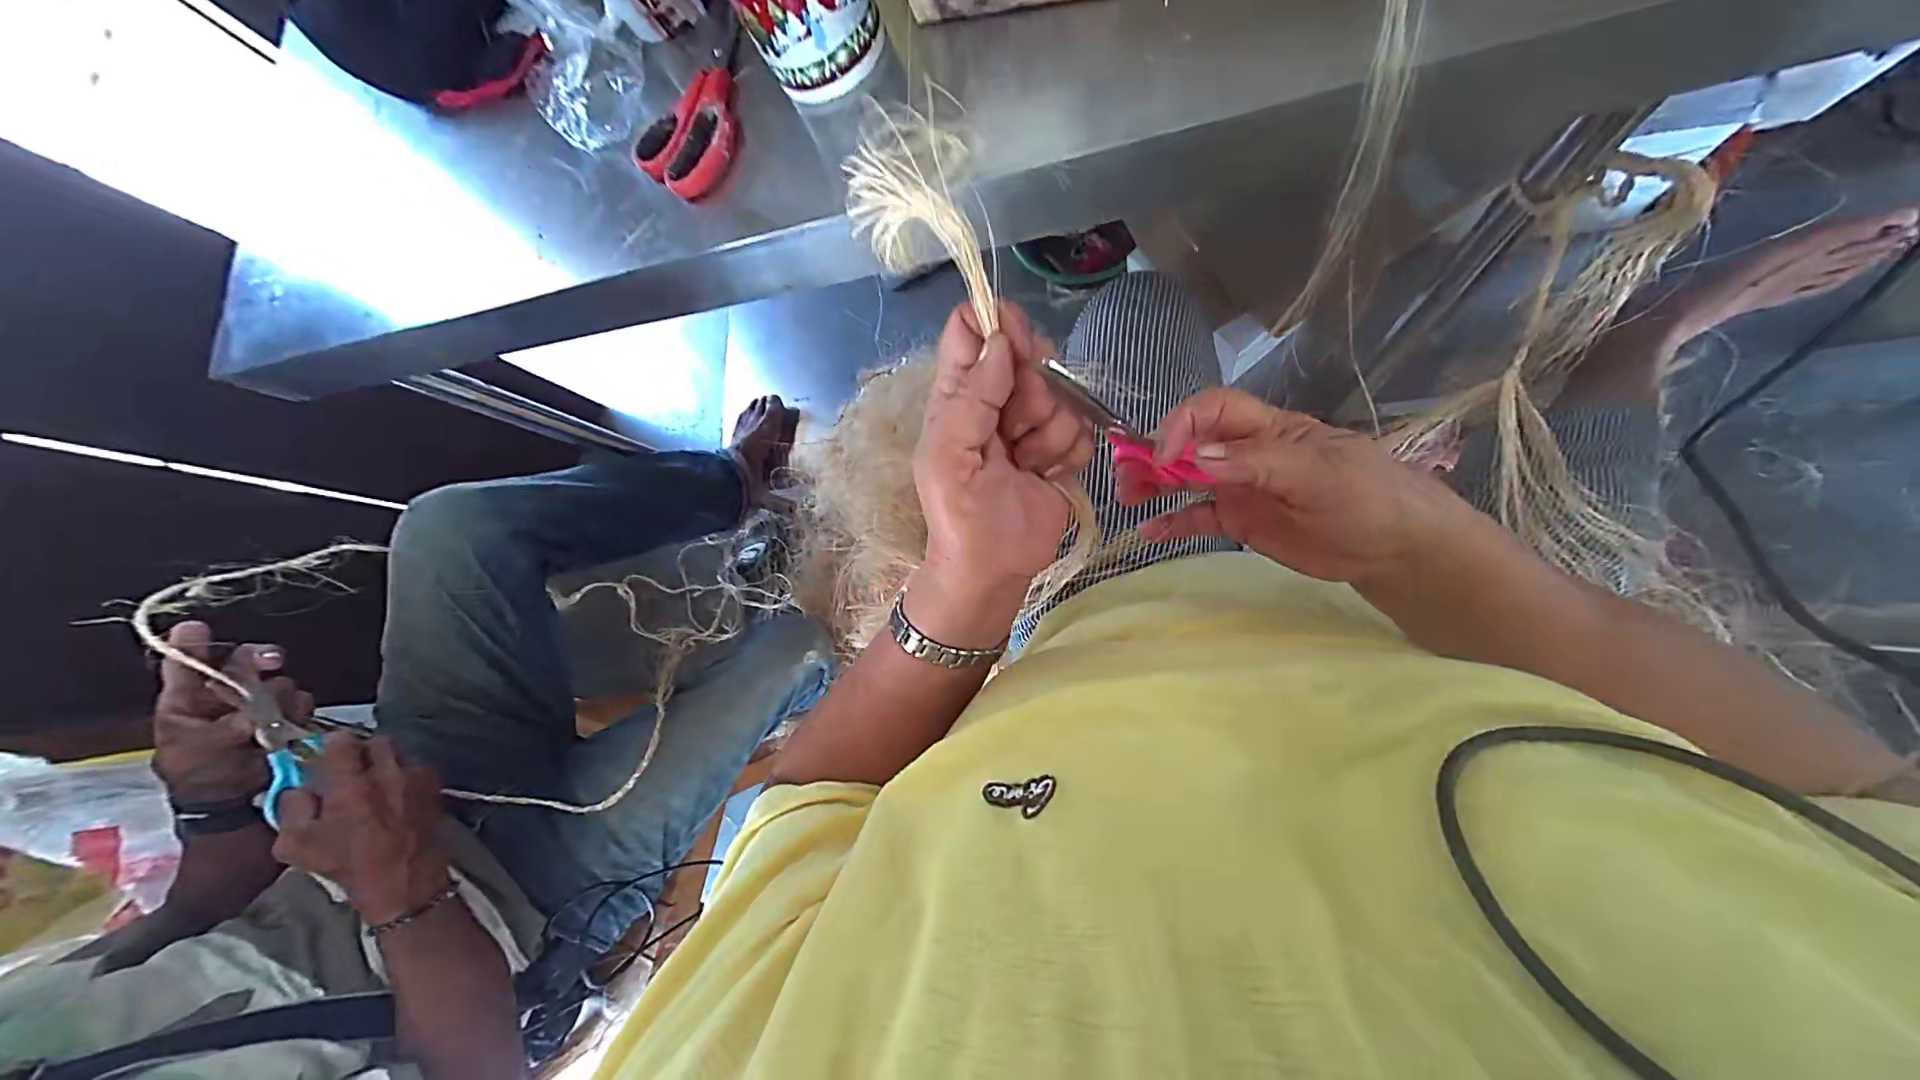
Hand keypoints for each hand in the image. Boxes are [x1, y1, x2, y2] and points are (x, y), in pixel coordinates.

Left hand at [152, 621, 310, 803]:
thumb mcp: (205, 753)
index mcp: (186, 705)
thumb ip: (231, 726)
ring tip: (274, 725)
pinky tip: (289, 727)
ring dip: (280, 698)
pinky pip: (300, 699)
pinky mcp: (286, 715)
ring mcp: (257, 707)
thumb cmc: (207, 778)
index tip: (194, 627)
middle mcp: (223, 699)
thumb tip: (261, 712)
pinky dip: (298, 711)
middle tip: (274, 660)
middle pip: (242, 664)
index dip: (190, 645)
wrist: (242, 803)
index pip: (185, 666)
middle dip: (258, 659)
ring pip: (278, 682)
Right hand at [274, 734, 450, 924]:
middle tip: (347, 767)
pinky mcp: (434, 783)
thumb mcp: (296, 845)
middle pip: (375, 741)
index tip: (321, 751)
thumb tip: (294, 786)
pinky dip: (402, 771)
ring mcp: (417, 776)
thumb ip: (290, 809)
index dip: (329, 743)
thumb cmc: (348, 862)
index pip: (342, 742)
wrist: (403, 874)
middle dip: (360, 749)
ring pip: (399, 751)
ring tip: (371, 781)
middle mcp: (389, 773)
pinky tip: (393, 791)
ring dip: (383, 760)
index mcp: (352, 785)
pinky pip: (415, 765)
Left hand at [911, 301, 1094, 642]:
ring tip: (1026, 466)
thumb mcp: (948, 455)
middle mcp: (996, 401)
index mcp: (958, 395)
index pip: (971, 330)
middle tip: (1014, 432)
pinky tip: (1046, 476)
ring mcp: (1032, 424)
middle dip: (1031, 392)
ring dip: (1048, 433)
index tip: (1015, 344)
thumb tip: (999, 342)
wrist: (993, 568)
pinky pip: (1081, 426)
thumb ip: (971, 396)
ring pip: (1061, 393)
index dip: (996, 325)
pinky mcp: (1062, 448)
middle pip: (1029, 354)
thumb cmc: (960, 515)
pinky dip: (1067, 453)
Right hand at [1135, 388, 1485, 584]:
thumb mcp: (1317, 473)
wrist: (1394, 547)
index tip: (1164, 454)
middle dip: (1154, 454)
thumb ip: (1255, 463)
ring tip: (1129, 499)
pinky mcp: (1239, 521)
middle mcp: (1245, 453)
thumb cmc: (1367, 496)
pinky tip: (1150, 531)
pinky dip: (1171, 522)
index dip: (1182, 424)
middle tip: (1127, 478)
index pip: (1212, 409)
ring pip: (1184, 479)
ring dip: (1154, 484)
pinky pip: (1196, 517)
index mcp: (1266, 428)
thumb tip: (1194, 458)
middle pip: (1188, 443)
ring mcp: (1239, 487)